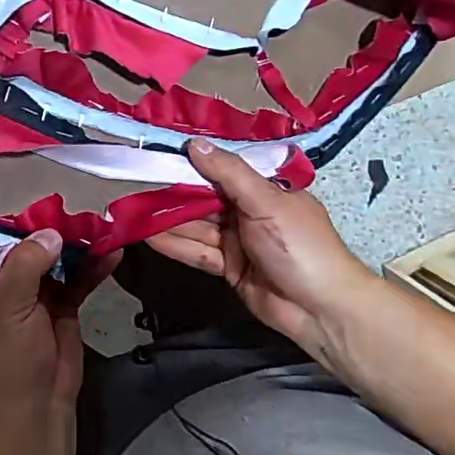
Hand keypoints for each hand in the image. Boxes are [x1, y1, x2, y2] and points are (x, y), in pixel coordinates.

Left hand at [0, 229, 118, 452]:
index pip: (6, 248)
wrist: (36, 411)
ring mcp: (40, 301)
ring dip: (81, 250)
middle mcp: (12, 291)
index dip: (29, 228)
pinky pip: (79, 283)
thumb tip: (50, 233)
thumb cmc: (11, 359)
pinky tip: (112, 255)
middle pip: (37, 254)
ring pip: (61, 267)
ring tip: (105, 230)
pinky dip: (94, 269)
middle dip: (61, 236)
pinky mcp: (65, 312)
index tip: (56, 207)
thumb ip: (26, 265)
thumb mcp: (9, 307)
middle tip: (89, 216)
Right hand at [147, 140, 377, 356]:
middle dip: (174, 195)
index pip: (224, 170)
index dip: (194, 164)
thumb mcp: (266, 202)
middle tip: (138, 186)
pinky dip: (175, 245)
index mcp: (266, 189)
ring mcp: (239, 241)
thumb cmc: (300, 246)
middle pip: (206, 199)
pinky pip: (198, 252)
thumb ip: (229, 174)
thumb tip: (196, 144)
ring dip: (168, 221)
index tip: (161, 156)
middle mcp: (250, 211)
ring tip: (134, 212)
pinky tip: (149, 237)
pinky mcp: (229, 268)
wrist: (321, 310)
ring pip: (198, 226)